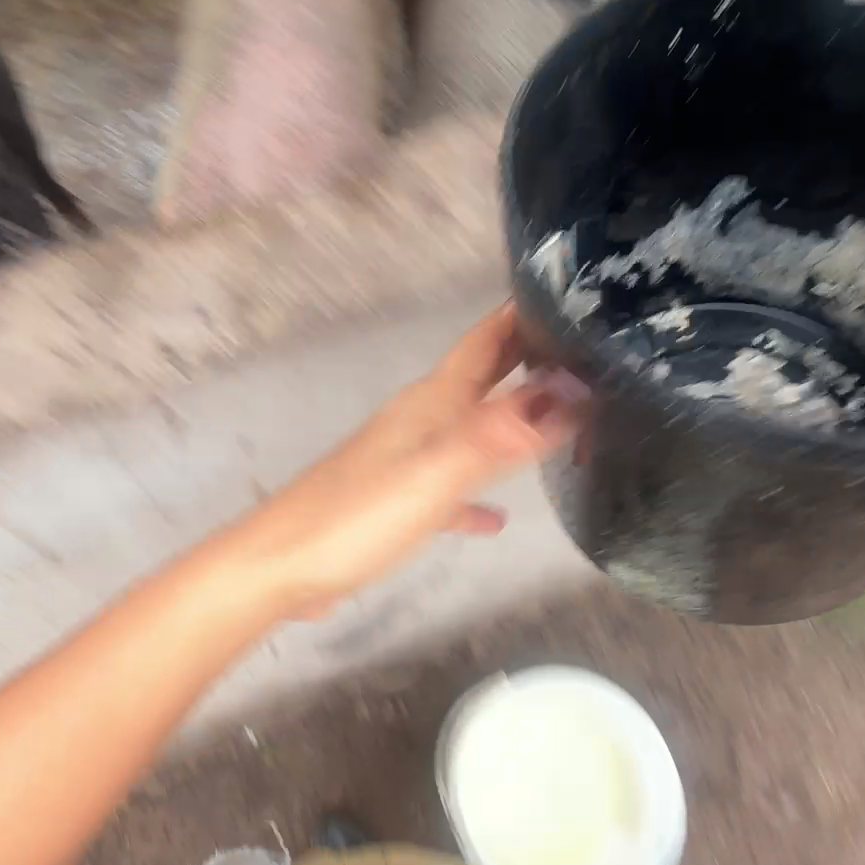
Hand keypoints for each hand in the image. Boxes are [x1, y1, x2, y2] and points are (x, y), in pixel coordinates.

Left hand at [221, 304, 589, 618]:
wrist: (280, 566)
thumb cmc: (357, 517)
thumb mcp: (435, 473)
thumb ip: (498, 434)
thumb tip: (569, 390)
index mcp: (430, 404)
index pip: (484, 342)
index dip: (523, 316)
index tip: (575, 298)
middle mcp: (418, 421)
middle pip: (479, 379)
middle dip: (525, 362)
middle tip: (583, 357)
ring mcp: (403, 461)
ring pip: (467, 430)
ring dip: (508, 424)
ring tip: (558, 427)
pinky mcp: (394, 503)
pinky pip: (448, 488)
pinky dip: (475, 495)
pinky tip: (495, 519)